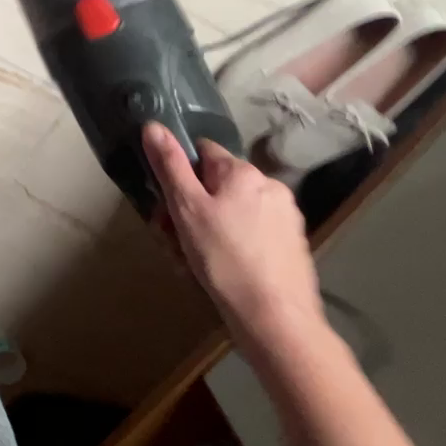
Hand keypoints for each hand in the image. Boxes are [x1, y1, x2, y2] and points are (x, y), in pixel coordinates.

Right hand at [142, 123, 324, 354]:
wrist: (276, 320)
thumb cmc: (224, 258)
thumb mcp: (185, 207)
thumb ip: (169, 164)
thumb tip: (153, 125)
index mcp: (244, 173)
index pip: (201, 153)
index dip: (178, 175)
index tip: (167, 205)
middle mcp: (270, 187)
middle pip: (214, 185)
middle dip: (188, 208)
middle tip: (172, 238)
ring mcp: (285, 218)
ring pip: (230, 211)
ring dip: (204, 228)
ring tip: (190, 259)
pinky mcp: (292, 246)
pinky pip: (249, 233)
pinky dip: (229, 244)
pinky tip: (217, 269)